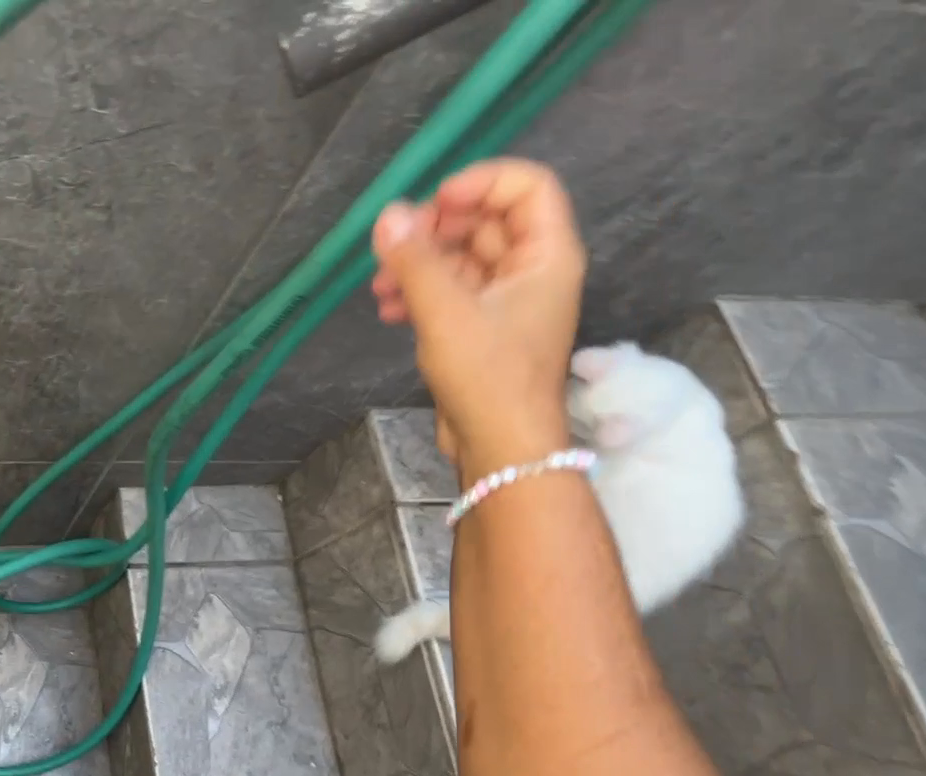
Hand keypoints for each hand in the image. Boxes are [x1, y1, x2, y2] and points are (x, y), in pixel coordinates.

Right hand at [370, 159, 585, 474]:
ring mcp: (504, 302)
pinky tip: (388, 310)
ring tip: (380, 286)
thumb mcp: (446, 313)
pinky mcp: (479, 330)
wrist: (500, 445)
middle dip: (435, 228)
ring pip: (460, 260)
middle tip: (394, 245)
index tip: (431, 202)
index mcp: (545, 255)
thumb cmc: (487, 375)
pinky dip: (419, 293)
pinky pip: (449, 293)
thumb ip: (415, 261)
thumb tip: (387, 215)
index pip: (525, 187)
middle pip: (485, 222)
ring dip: (418, 265)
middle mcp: (530, 271)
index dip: (480, 182)